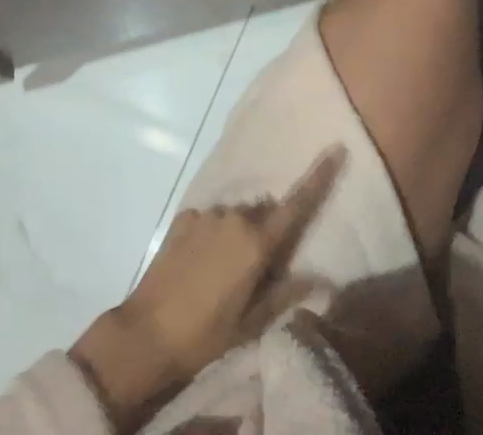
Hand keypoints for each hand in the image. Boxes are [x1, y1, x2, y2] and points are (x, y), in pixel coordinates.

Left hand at [70, 144, 344, 430]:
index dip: (319, 176)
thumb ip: (287, 294)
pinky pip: (210, 219)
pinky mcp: (182, 219)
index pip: (297, 204)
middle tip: (256, 272)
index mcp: (257, 244)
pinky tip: (200, 264)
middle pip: (264, 214)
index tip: (336, 147)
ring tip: (223, 273)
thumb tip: (324, 279)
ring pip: (236, 217)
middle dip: (266, 233)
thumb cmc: (206, 334)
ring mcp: (205, 216)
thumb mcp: (252, 323)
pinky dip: (213, 235)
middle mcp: (234, 219)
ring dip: (238, 234)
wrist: (146, 333)